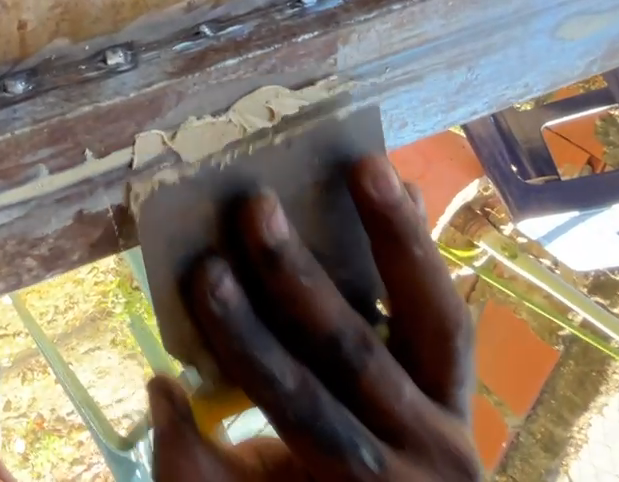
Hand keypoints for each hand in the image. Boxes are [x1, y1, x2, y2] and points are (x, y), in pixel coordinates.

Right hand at [148, 154, 480, 480]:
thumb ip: (193, 465)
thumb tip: (162, 386)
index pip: (296, 400)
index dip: (247, 338)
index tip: (203, 271)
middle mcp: (425, 453)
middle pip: (357, 354)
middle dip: (299, 277)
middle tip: (256, 205)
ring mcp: (454, 413)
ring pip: (434, 320)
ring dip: (398, 237)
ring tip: (369, 166)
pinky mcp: (456, 383)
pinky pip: (442, 311)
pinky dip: (420, 248)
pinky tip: (399, 187)